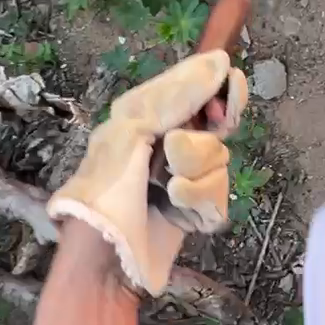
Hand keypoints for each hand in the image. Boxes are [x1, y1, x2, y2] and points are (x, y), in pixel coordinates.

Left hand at [48, 50, 247, 295]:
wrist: (101, 264)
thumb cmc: (104, 190)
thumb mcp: (131, 130)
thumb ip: (177, 95)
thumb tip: (221, 60)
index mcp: (152, 116)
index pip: (204, 86)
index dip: (221, 88)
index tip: (224, 93)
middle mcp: (172, 141)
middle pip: (221, 121)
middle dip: (201, 138)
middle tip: (175, 152)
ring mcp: (188, 176)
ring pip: (220, 158)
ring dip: (194, 173)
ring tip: (164, 189)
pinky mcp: (199, 212)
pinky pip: (220, 194)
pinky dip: (199, 201)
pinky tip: (175, 210)